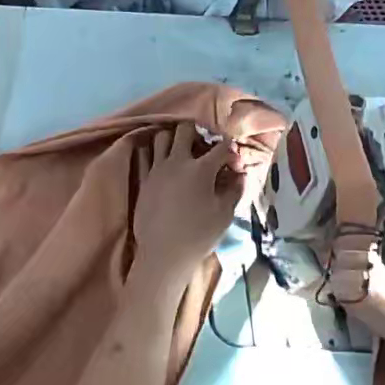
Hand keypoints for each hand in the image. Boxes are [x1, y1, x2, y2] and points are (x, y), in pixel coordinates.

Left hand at [131, 124, 245, 278]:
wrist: (164, 254)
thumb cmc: (198, 235)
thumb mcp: (225, 214)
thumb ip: (235, 189)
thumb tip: (240, 174)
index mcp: (201, 168)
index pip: (221, 147)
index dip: (232, 152)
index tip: (234, 165)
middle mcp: (178, 161)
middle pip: (186, 129)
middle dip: (199, 133)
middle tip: (204, 147)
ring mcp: (157, 168)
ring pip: (162, 136)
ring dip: (174, 138)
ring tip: (182, 150)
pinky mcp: (143, 178)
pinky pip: (145, 154)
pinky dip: (154, 151)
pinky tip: (162, 160)